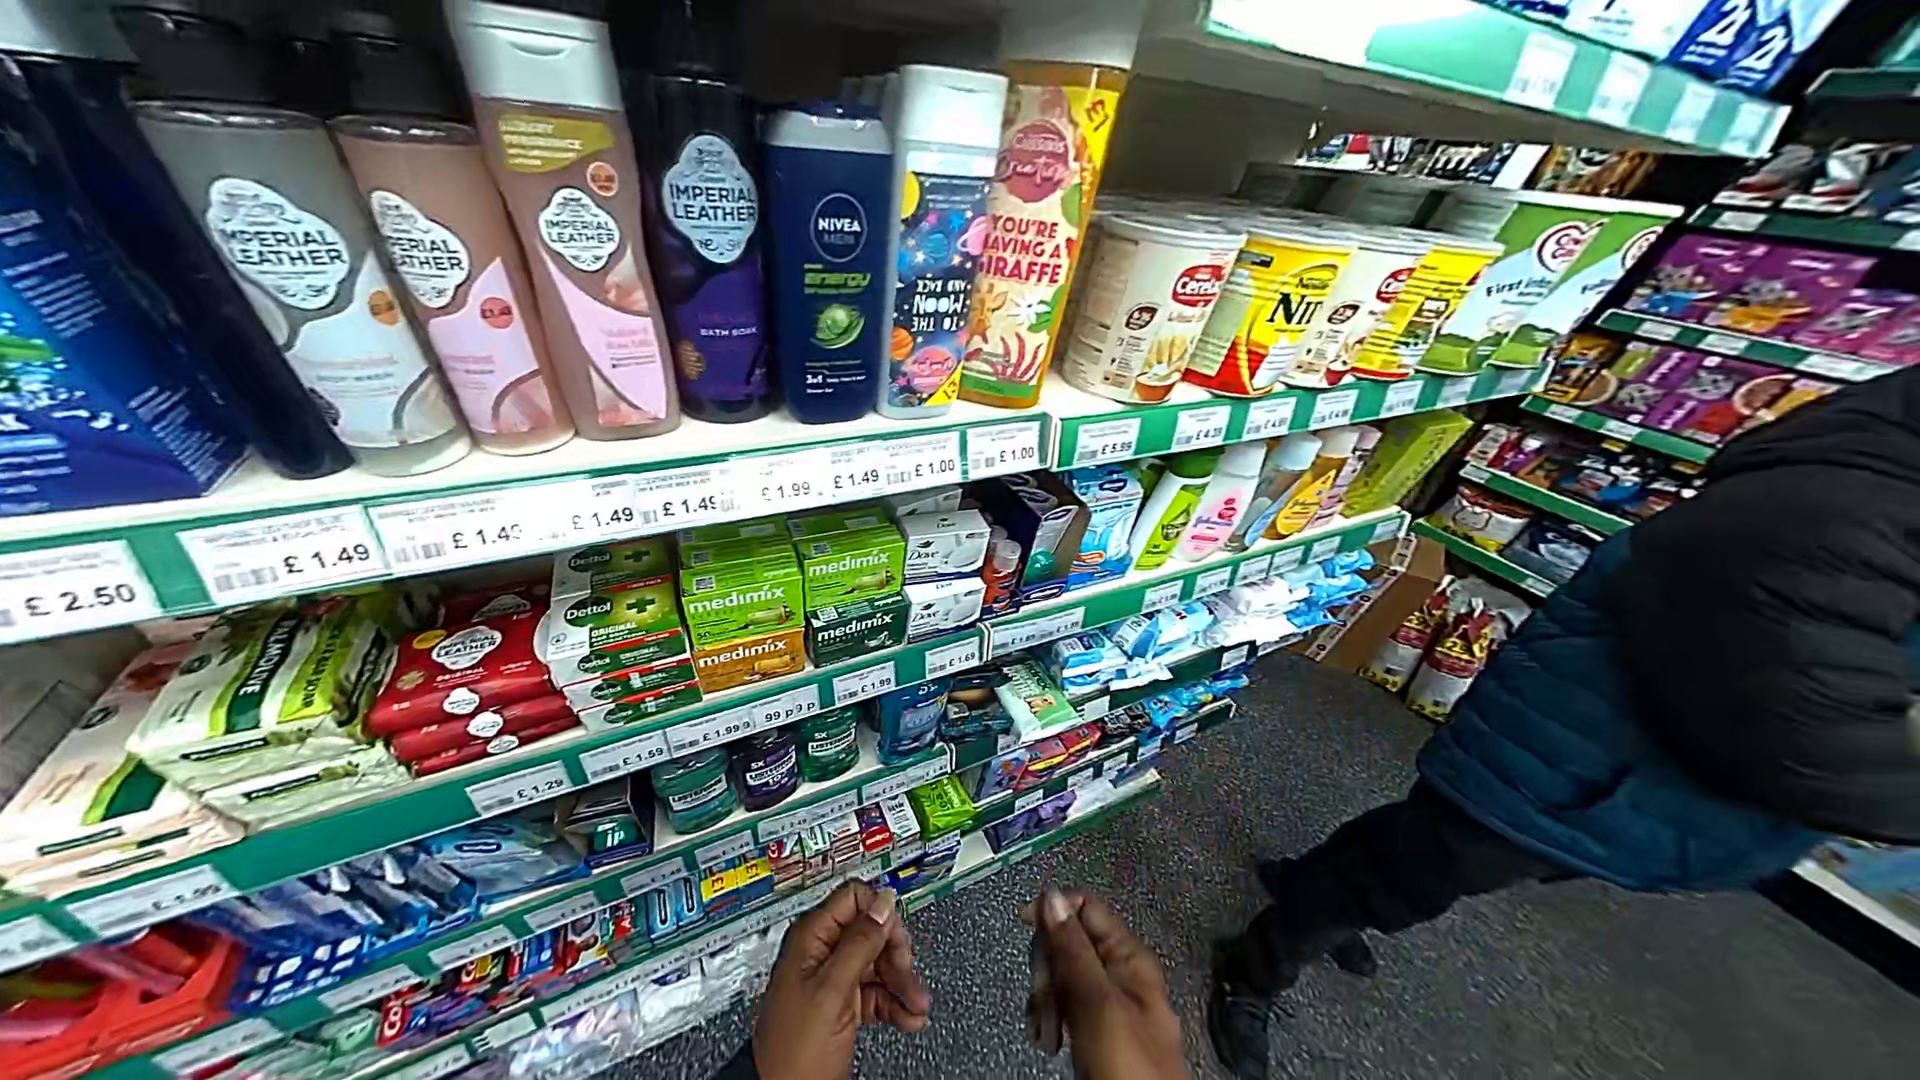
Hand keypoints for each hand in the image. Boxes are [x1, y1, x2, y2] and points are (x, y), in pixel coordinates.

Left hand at [752, 882, 931, 1079]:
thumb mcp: (831, 990)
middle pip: (872, 932)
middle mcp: (823, 954)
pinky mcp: (842, 1007)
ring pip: (878, 963)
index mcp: (813, 938)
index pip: (854, 899)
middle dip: (896, 955)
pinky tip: (908, 1017)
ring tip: (917, 1005)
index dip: (879, 914)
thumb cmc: (792, 1053)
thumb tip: (883, 902)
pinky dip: (896, 1004)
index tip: (896, 939)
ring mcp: (833, 981)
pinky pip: (877, 993)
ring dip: (902, 983)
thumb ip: (859, 942)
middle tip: (908, 976)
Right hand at [1027, 888, 1189, 1079]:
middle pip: (1067, 942)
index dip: (1054, 910)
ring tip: (1048, 1034)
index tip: (1025, 923)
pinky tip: (1048, 1041)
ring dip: (1045, 1001)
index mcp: (1129, 956)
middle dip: (1047, 968)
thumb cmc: (1128, 1067)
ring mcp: (1106, 1002)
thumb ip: (1073, 948)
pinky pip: (1062, 1005)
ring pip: (1060, 975)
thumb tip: (1052, 897)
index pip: (1085, 907)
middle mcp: (1118, 972)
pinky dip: (1049, 1020)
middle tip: (1045, 1001)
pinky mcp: (1093, 1028)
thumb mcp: (1098, 1003)